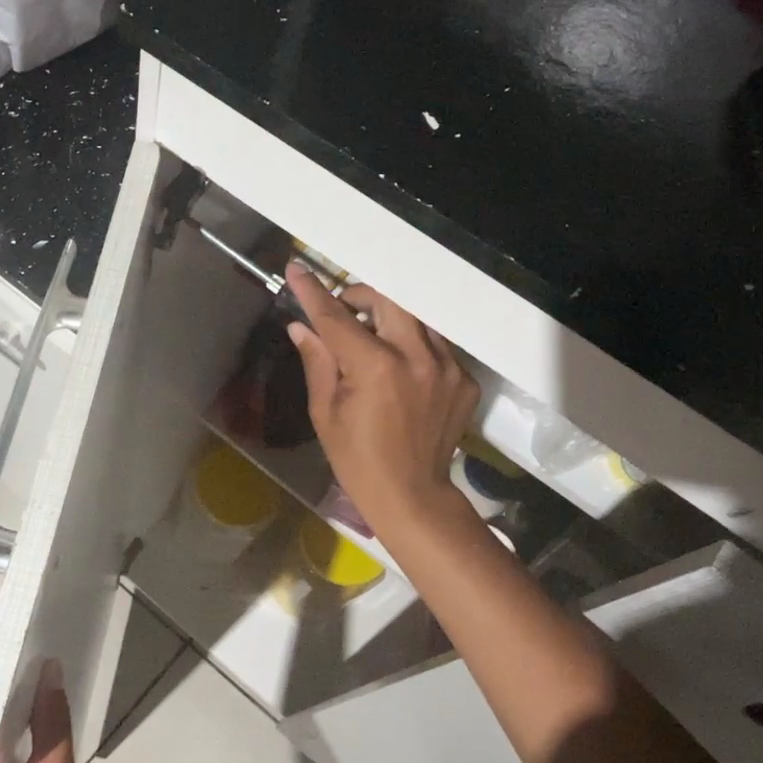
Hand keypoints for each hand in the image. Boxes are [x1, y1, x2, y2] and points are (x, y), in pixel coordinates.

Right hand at [286, 264, 480, 531]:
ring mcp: (447, 366)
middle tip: (343, 312)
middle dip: (360, 297)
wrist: (412, 494)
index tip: (298, 268)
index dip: (314, 292)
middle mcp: (416, 356)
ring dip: (389, 319)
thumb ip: (318, 362)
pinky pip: (434, 346)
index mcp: (375, 367)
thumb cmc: (357, 459)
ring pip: (415, 318)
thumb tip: (301, 326)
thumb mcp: (326, 413)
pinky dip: (412, 348)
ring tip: (372, 341)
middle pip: (387, 300)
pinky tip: (400, 373)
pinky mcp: (464, 379)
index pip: (337, 318)